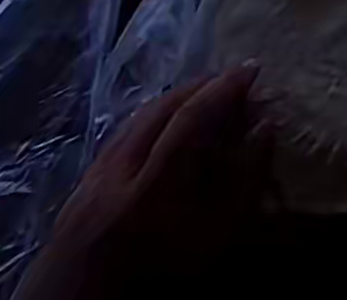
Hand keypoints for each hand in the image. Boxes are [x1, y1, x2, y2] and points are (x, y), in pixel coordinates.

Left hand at [17, 67, 265, 297]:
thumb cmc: (160, 285)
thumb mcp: (213, 242)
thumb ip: (242, 183)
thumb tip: (264, 129)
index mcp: (149, 193)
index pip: (189, 119)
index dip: (223, 88)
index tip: (252, 69)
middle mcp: (115, 173)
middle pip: (162, 108)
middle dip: (202, 86)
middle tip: (234, 78)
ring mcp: (93, 176)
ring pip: (139, 116)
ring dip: (177, 97)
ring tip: (208, 92)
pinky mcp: (81, 183)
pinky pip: (123, 132)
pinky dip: (153, 116)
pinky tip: (169, 120)